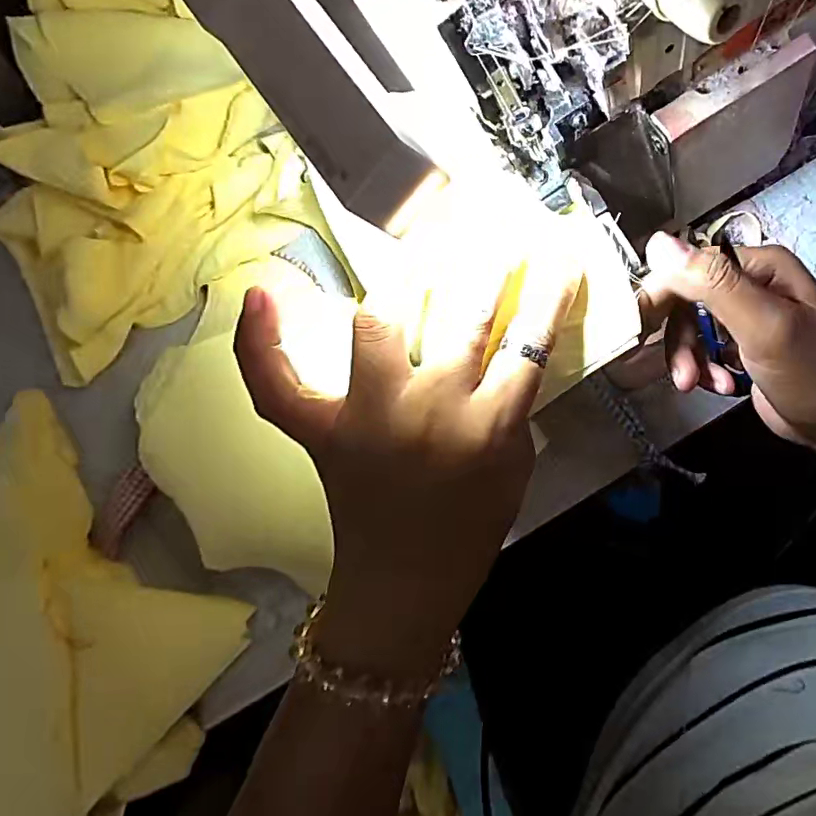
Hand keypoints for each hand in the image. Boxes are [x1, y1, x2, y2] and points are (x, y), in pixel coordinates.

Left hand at [234, 258, 578, 674]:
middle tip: (494, 231)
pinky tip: (258, 292)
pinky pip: (278, 385)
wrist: (408, 583)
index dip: (549, 287)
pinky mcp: (319, 433)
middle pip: (466, 313)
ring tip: (424, 241)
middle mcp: (433, 408)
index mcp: (491, 423)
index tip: (556, 253)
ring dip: (409, 276)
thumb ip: (510, 402)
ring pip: (384, 321)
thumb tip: (499, 344)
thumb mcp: (516, 460)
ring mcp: (369, 416)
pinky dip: (260, 341)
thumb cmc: (474, 524)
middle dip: (487, 262)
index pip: (531, 337)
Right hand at [636, 232, 815, 457]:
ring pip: (693, 328)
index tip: (640, 328)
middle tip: (681, 374)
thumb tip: (660, 243)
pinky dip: (706, 369)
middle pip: (688, 299)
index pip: (692, 265)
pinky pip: (706, 350)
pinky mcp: (745, 347)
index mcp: (760, 266)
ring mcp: (749, 317)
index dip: (664, 296)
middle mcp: (753, 284)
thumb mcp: (764, 325)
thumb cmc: (815, 374)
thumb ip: (715, 284)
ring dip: (693, 359)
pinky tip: (724, 386)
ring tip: (706, 385)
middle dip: (681, 339)